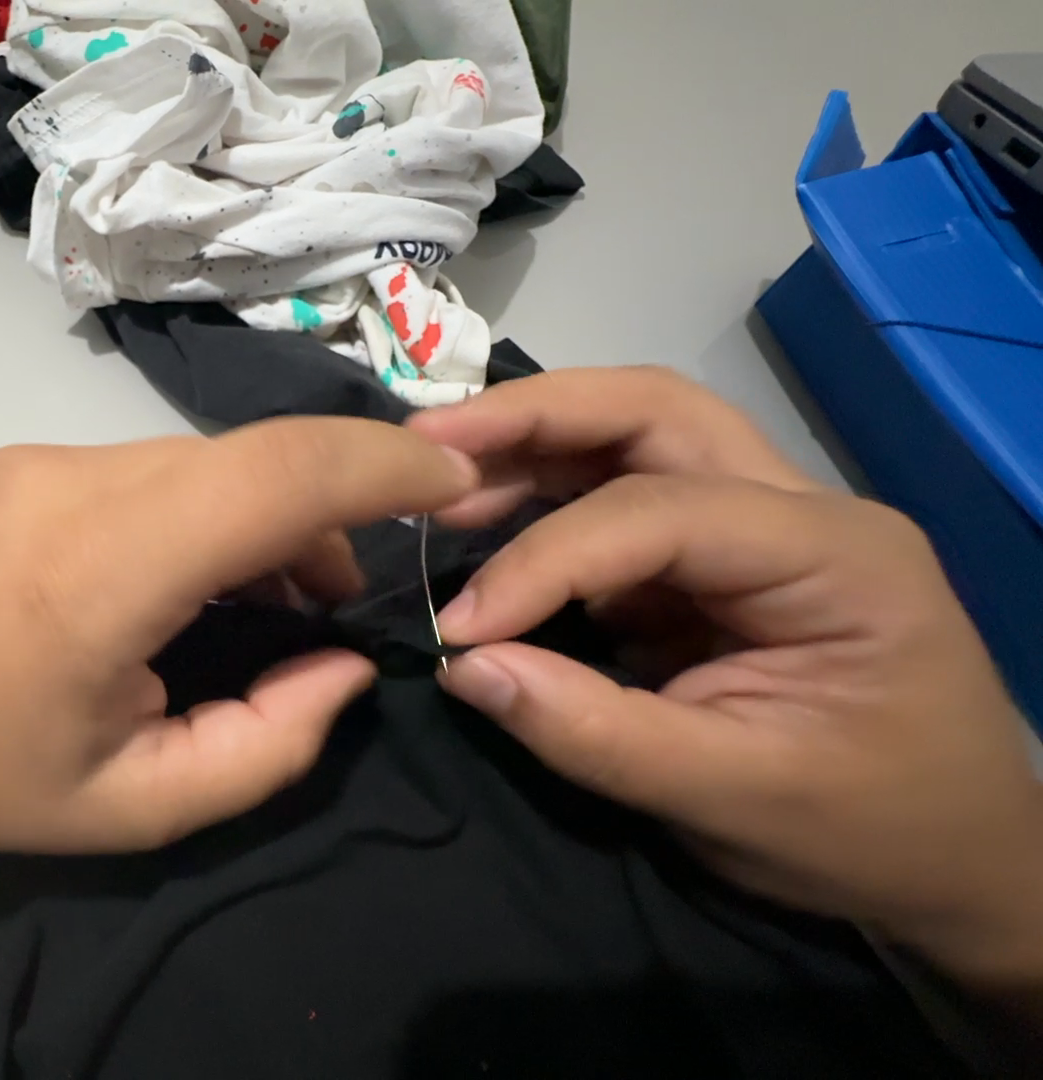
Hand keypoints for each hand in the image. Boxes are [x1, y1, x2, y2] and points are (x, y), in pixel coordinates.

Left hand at [0, 419, 476, 854]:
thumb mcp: (137, 804)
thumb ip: (269, 743)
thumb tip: (345, 663)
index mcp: (100, 569)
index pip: (276, 474)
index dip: (384, 467)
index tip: (454, 486)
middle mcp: (69, 483)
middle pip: (246, 461)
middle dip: (328, 512)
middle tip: (342, 598)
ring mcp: (33, 460)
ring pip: (196, 463)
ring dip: (257, 515)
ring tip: (269, 596)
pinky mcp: (14, 462)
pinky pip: (142, 470)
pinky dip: (198, 509)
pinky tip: (187, 574)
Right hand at [407, 367, 1042, 987]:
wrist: (943, 857)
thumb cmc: (862, 829)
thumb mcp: (730, 798)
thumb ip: (591, 731)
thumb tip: (462, 664)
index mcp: (831, 556)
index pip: (656, 513)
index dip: (539, 562)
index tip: (457, 628)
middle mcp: (792, 507)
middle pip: (650, 410)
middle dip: (528, 416)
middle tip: (424, 444)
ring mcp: (746, 518)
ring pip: (626, 429)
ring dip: (523, 440)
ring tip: (438, 477)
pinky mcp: (698, 550)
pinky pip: (605, 488)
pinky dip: (531, 486)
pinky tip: (476, 512)